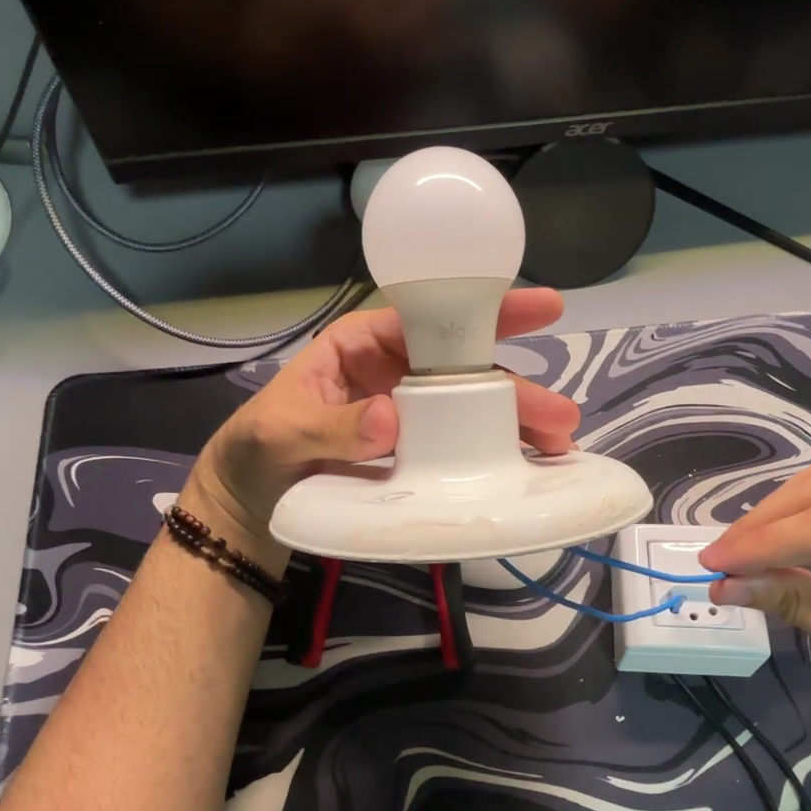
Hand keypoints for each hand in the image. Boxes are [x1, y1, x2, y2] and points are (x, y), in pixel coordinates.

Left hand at [188, 288, 581, 567]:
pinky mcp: (412, 453)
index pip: (429, 318)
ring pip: (469, 409)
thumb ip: (330, 426)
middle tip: (562, 416)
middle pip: (463, 370)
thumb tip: (392, 418)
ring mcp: (407, 415)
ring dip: (515, 425)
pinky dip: (492, 453)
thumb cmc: (255, 451)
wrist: (248, 504)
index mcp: (362, 345)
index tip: (540, 307)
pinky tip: (524, 466)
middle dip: (514, 388)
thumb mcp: (281, 433)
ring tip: (557, 448)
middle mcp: (394, 372)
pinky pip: (458, 445)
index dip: (485, 310)